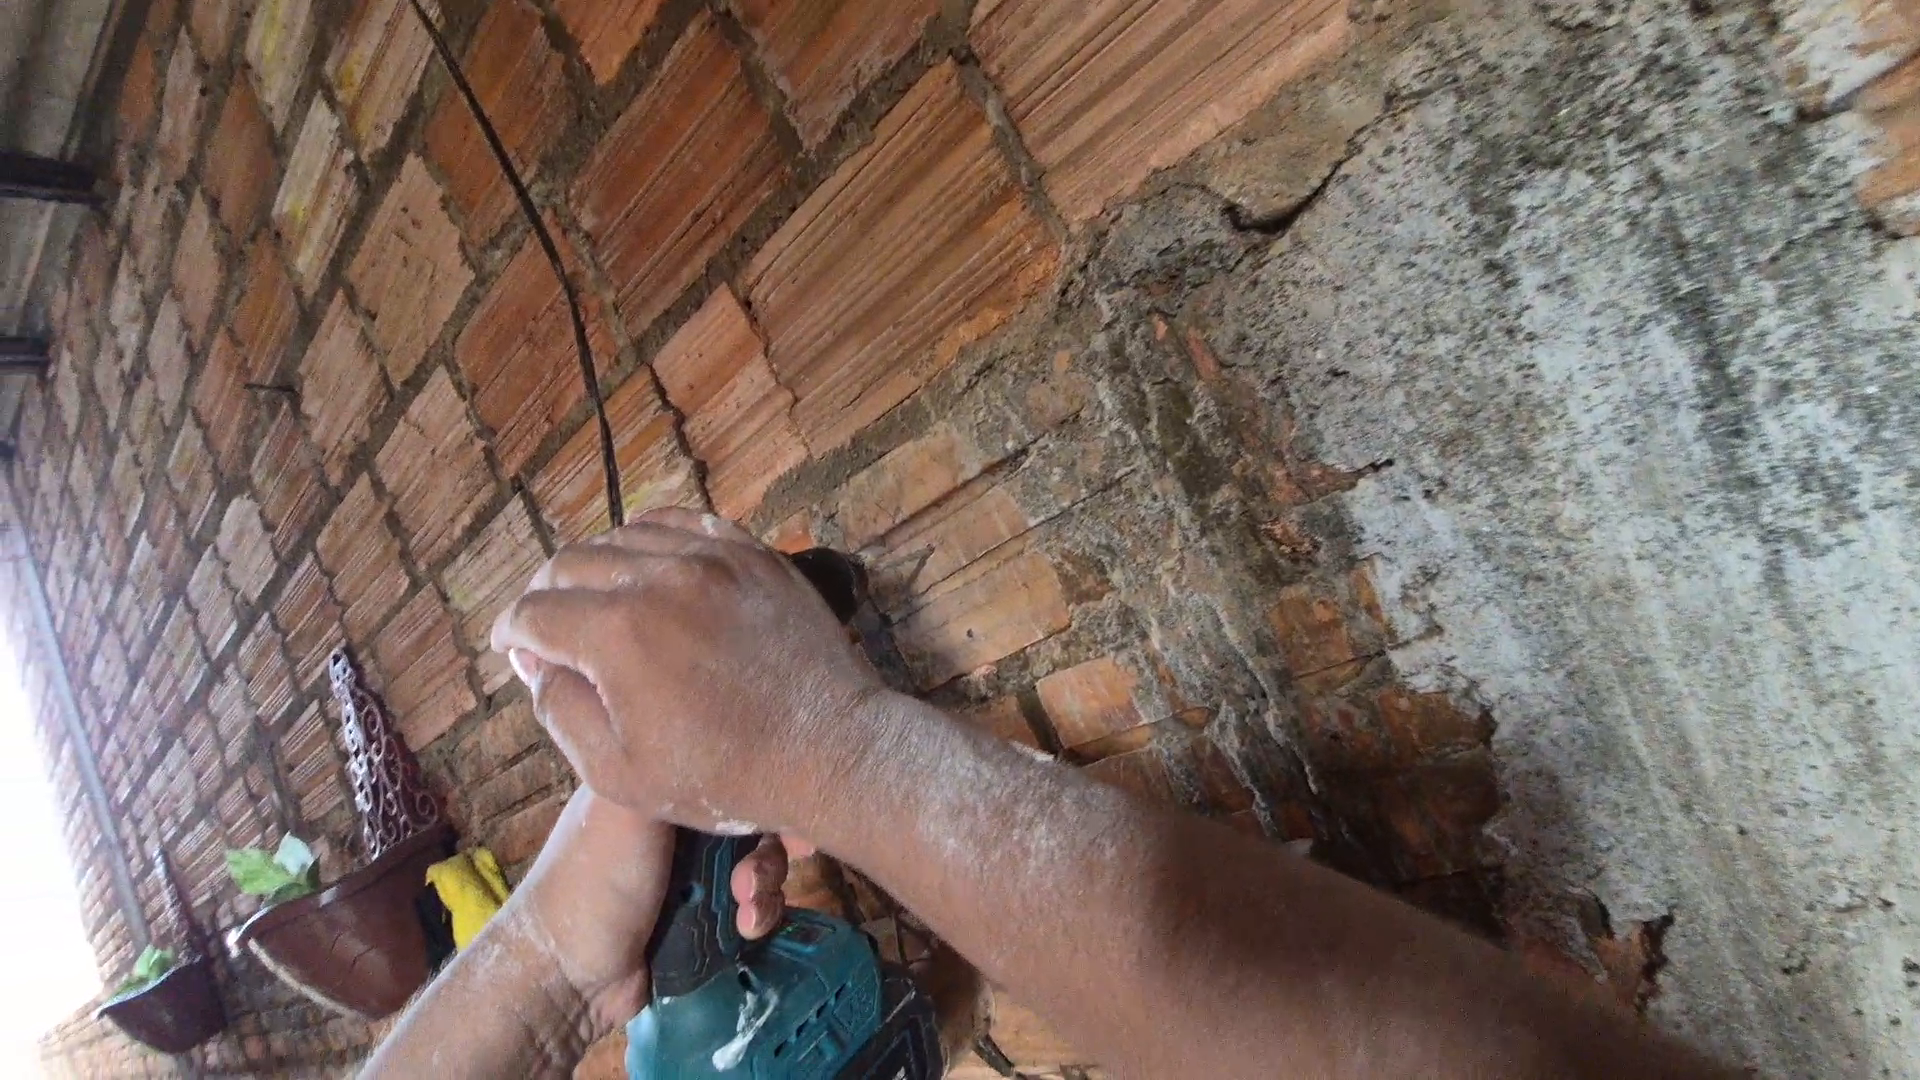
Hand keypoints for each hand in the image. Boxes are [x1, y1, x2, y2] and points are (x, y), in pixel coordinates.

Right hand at [490, 508, 889, 834]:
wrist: (828, 748)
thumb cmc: (724, 772)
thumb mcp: (616, 770)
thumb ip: (559, 708)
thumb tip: (539, 661)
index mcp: (618, 631)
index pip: (535, 612)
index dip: (512, 634)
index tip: (516, 650)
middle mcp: (662, 577)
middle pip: (572, 563)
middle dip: (546, 596)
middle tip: (551, 628)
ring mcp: (716, 557)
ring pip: (627, 536)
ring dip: (597, 565)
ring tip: (597, 597)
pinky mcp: (755, 554)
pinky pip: (688, 522)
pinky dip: (655, 536)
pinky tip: (649, 560)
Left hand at [504, 635, 805, 1034]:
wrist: (571, 976)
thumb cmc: (595, 872)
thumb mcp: (627, 798)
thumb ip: (667, 750)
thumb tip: (714, 699)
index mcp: (668, 776)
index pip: (735, 756)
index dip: (767, 770)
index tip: (793, 786)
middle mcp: (690, 815)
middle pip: (759, 805)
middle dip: (777, 831)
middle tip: (791, 849)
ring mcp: (704, 864)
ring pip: (766, 853)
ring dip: (767, 877)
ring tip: (746, 897)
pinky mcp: (715, 910)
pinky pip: (761, 899)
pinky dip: (761, 911)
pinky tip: (746, 924)